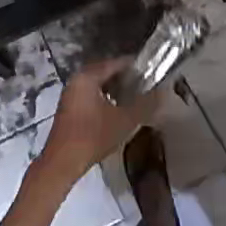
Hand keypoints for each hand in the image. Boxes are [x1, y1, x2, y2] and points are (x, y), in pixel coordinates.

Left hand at [35, 60, 151, 187]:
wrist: (63, 162)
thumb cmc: (93, 137)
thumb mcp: (125, 120)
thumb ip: (145, 104)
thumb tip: (162, 92)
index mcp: (87, 77)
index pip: (114, 63)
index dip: (134, 65)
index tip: (152, 69)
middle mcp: (76, 80)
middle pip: (105, 71)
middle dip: (125, 77)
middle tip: (146, 83)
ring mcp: (70, 94)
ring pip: (97, 83)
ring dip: (115, 87)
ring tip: (135, 95)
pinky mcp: (69, 107)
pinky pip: (90, 93)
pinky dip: (105, 96)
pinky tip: (118, 108)